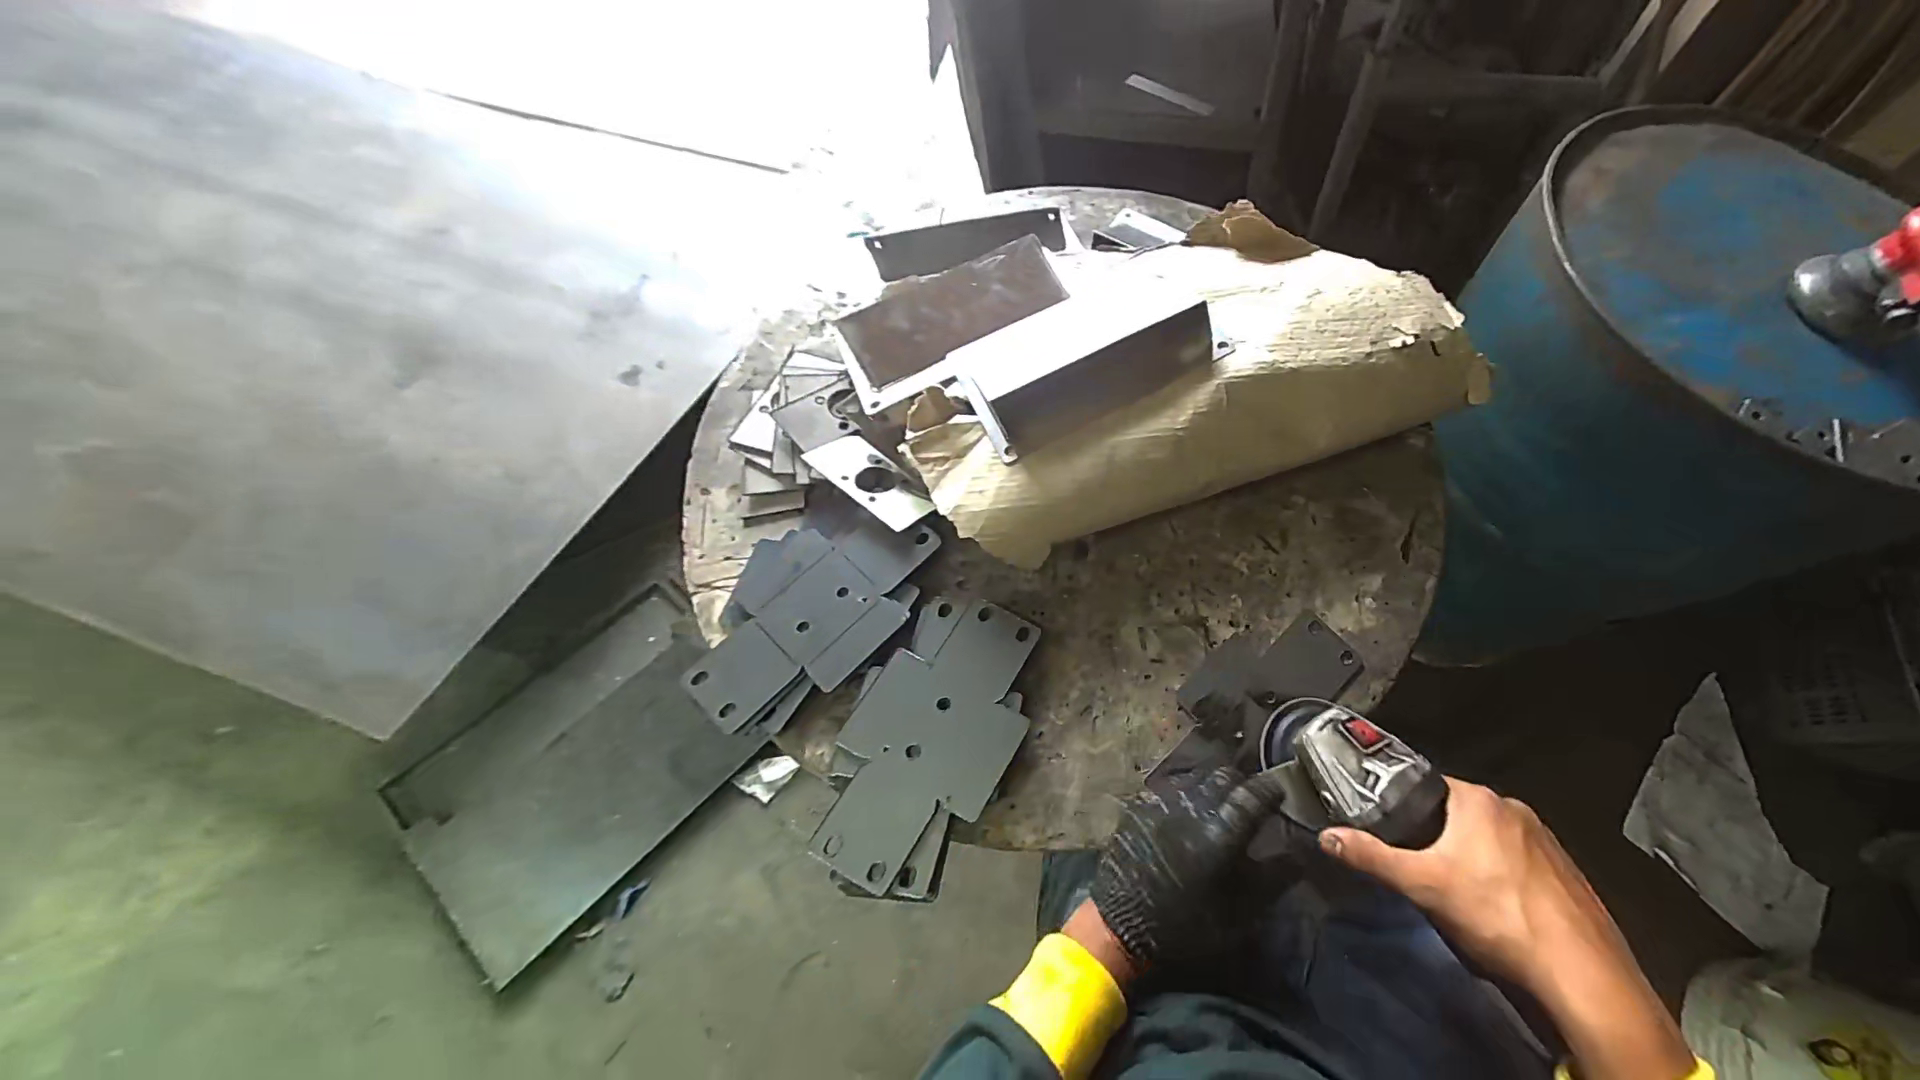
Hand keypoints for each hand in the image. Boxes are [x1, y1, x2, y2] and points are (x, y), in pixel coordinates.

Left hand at [1089, 765, 1288, 970]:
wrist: (1121, 922)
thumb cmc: (1185, 925)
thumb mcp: (1239, 912)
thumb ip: (1272, 878)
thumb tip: (1300, 855)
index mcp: (1218, 834)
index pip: (1251, 795)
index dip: (1269, 789)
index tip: (1279, 790)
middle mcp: (1188, 807)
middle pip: (1221, 777)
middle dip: (1239, 783)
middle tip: (1249, 797)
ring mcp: (1159, 802)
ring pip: (1194, 779)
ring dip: (1210, 786)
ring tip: (1218, 802)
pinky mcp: (1137, 805)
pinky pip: (1167, 789)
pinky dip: (1183, 794)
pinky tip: (1185, 810)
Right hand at [1321, 777, 1694, 1079]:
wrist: (1584, 977)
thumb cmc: (1495, 914)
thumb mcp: (1420, 885)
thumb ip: (1370, 856)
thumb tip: (1326, 836)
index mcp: (1479, 800)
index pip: (1424, 786)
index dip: (1401, 807)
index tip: (1386, 827)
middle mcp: (1515, 809)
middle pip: (1455, 812)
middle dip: (1434, 834)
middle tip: (1414, 861)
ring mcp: (1547, 841)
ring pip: (1487, 837)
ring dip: (1468, 854)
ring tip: (1451, 885)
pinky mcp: (1568, 873)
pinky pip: (1516, 860)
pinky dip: (1499, 874)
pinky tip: (1493, 904)